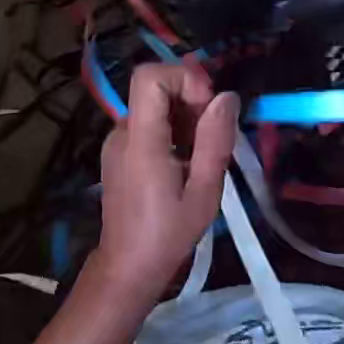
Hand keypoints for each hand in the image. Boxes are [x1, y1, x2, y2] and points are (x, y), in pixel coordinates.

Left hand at [94, 64, 238, 294]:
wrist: (128, 266)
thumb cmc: (167, 235)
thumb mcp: (203, 193)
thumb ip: (214, 141)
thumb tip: (226, 97)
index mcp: (139, 140)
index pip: (149, 77)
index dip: (183, 79)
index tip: (207, 108)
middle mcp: (121, 133)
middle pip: (153, 88)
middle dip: (190, 99)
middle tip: (213, 135)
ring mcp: (116, 142)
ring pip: (152, 105)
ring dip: (183, 117)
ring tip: (201, 154)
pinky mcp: (118, 152)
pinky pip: (147, 124)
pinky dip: (171, 131)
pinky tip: (185, 162)